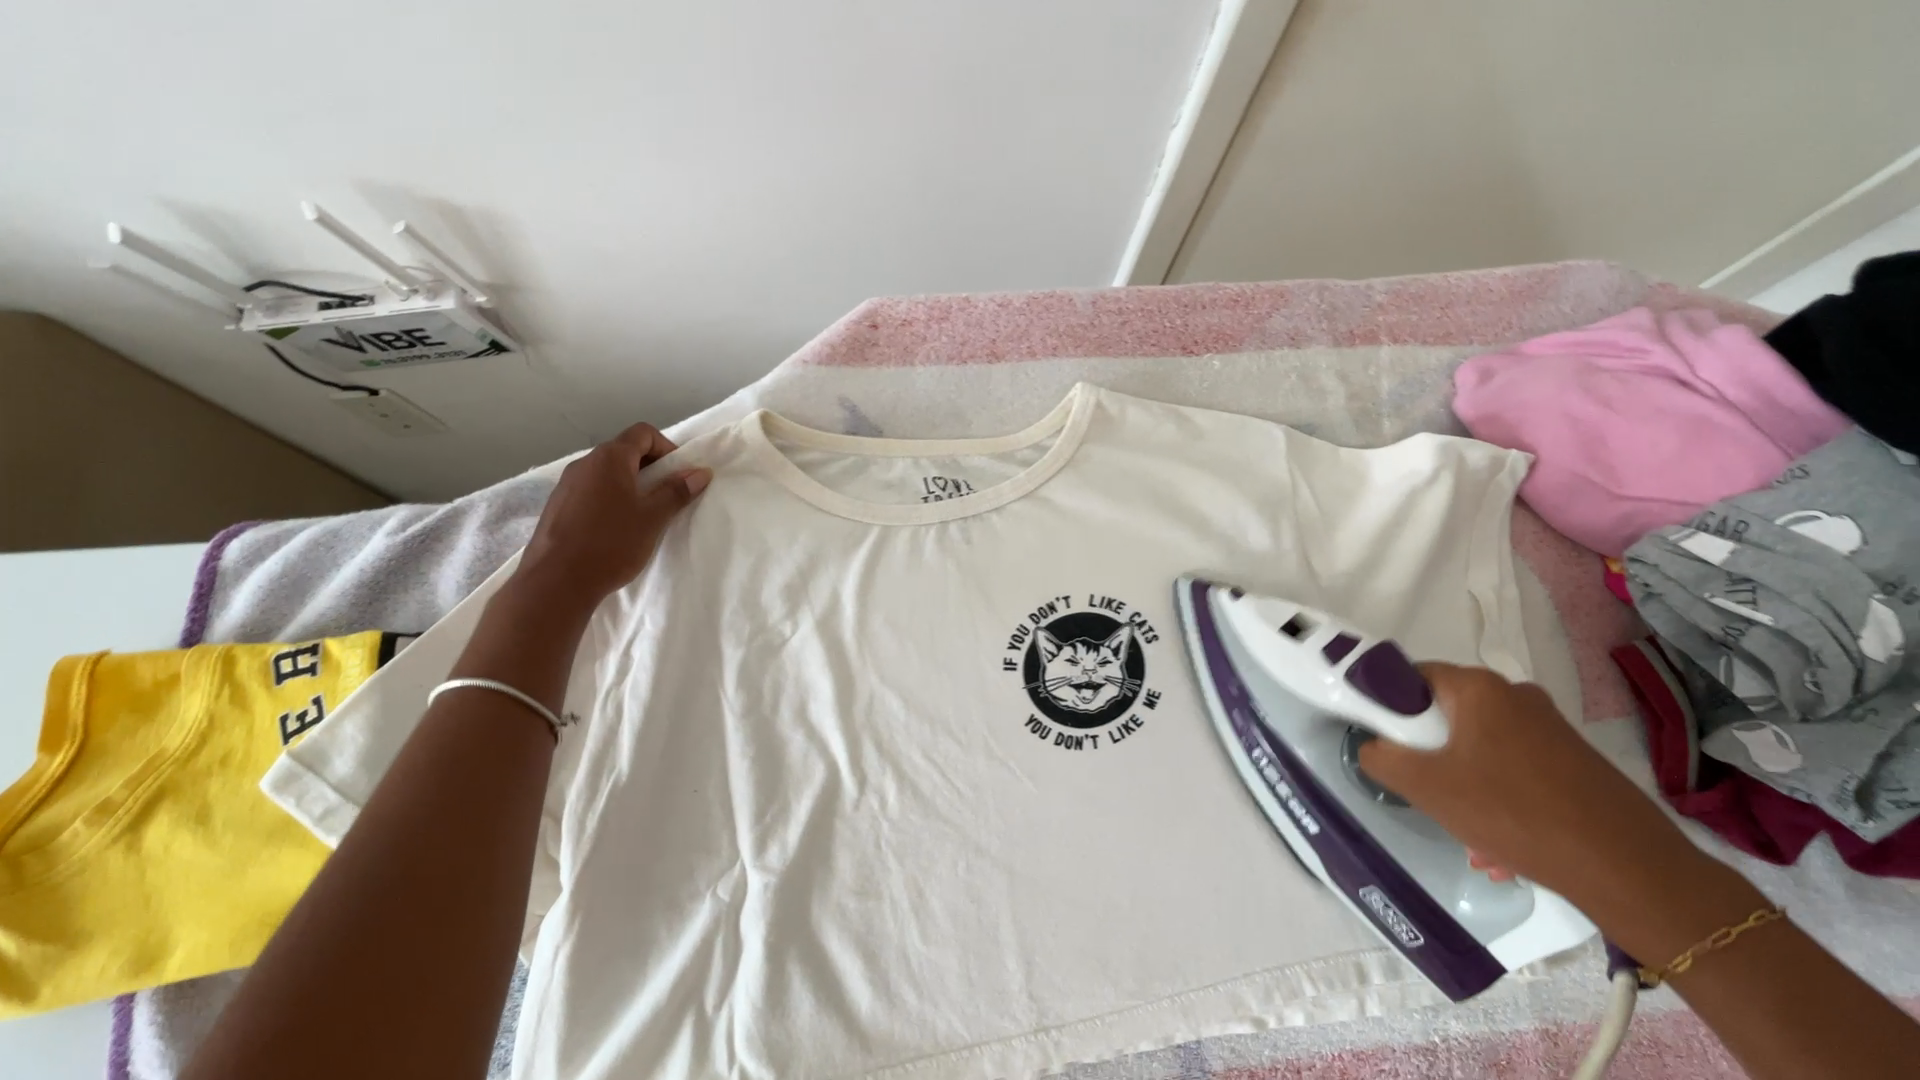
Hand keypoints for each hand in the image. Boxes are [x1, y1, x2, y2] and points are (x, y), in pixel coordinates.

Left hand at [515, 423, 711, 612]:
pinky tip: (614, 529)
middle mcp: (584, 463)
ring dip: (629, 485)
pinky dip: (609, 500)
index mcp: (609, 458)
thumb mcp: (653, 518)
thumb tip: (700, 472)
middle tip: (666, 498)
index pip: (643, 433)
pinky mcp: (557, 506)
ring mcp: (566, 484)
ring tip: (642, 516)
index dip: (667, 448)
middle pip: (624, 451)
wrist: (556, 581)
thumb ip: (677, 491)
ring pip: (606, 473)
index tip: (679, 476)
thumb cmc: (611, 543)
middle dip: (650, 469)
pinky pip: (590, 491)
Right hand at [1357, 662, 1704, 913]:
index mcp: (1478, 688)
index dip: (1387, 707)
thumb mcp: (1426, 787)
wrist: (1625, 866)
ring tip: (1469, 839)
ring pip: (1477, 749)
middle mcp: (1514, 695)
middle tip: (1423, 795)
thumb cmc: (1512, 812)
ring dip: (1461, 788)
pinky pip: (1512, 770)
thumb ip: (1382, 757)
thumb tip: (1373, 746)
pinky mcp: (1571, 759)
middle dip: (1427, 758)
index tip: (1384, 747)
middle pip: (1444, 716)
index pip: (1410, 677)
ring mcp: (1548, 727)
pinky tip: (1501, 848)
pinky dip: (1496, 799)